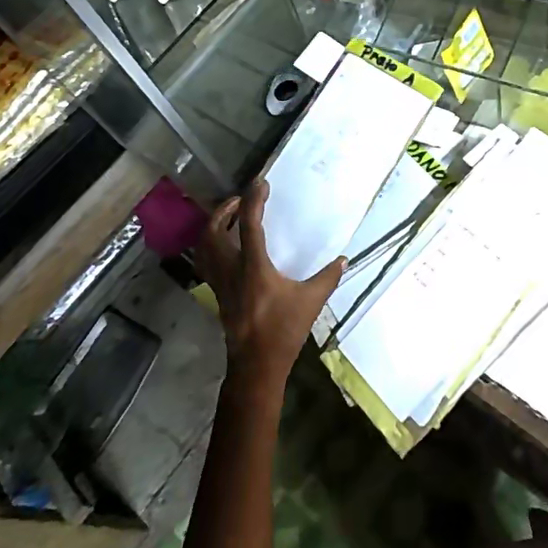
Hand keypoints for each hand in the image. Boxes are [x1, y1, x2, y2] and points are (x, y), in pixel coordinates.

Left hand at [195, 179, 344, 392]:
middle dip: (225, 209)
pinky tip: (224, 245)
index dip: (254, 199)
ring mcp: (219, 281)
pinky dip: (210, 244)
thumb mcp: (311, 302)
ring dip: (213, 225)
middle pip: (214, 230)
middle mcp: (231, 269)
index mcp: (254, 267)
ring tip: (230, 217)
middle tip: (241, 199)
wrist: (256, 364)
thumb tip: (343, 260)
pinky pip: (205, 260)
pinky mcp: (216, 292)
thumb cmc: (283, 331)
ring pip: (204, 244)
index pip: (249, 224)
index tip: (260, 183)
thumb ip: (328, 277)